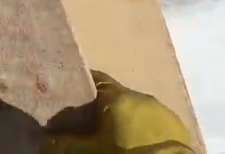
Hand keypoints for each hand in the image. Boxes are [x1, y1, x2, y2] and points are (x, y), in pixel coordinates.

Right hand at [42, 71, 196, 153]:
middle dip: (102, 109)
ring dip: (125, 120)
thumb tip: (42, 139)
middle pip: (115, 96)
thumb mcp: (91, 152)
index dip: (79, 88)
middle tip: (88, 125)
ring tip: (114, 137)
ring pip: (136, 110)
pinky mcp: (182, 130)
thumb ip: (66, 143)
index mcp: (119, 95)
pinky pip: (155, 124)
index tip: (67, 99)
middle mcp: (142, 96)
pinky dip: (144, 130)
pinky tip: (137, 143)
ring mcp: (165, 112)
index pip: (93, 79)